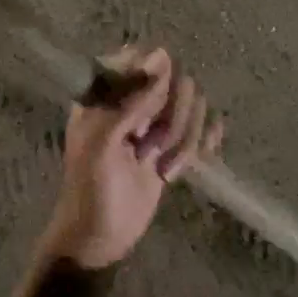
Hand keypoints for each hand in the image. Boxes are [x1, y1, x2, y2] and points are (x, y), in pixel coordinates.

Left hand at [40, 46, 224, 268]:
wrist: (100, 240)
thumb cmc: (91, 190)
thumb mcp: (101, 143)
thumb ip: (130, 99)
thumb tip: (163, 56)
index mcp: (106, 91)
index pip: (143, 59)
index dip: (156, 83)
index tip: (147, 116)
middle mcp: (134, 98)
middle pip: (177, 79)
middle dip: (174, 118)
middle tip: (151, 149)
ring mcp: (156, 121)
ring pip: (194, 103)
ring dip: (186, 139)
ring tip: (164, 169)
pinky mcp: (174, 143)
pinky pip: (206, 125)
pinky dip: (205, 142)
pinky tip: (190, 163)